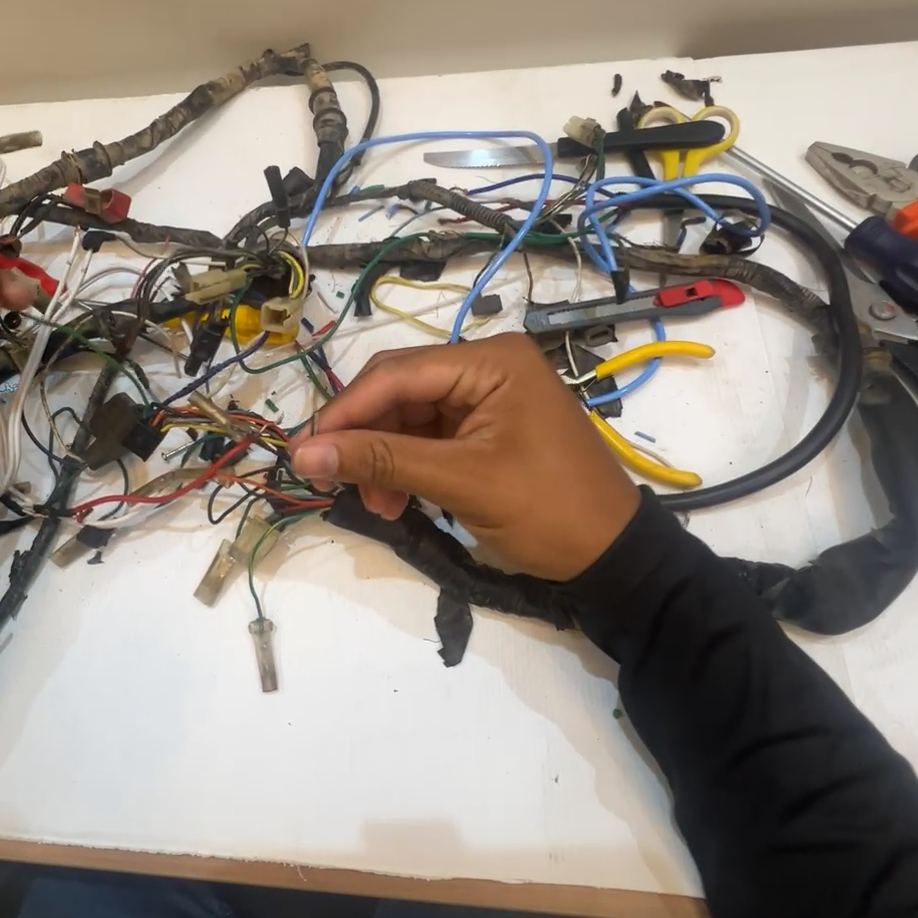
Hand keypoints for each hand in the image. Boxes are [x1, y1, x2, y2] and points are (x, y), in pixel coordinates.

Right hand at [290, 334, 639, 579]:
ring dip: (383, 460)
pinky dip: (406, 468)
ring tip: (378, 505)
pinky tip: (397, 501)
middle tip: (328, 478)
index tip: (304, 449)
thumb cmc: (548, 511)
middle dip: (365, 438)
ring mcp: (486, 397)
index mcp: (490, 361)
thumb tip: (303, 453)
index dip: (346, 412)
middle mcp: (486, 366)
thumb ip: (382, 461)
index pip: (397, 375)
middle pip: (399, 392)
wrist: (614, 557)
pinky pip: (428, 438)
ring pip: (407, 418)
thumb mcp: (461, 482)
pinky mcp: (485, 427)